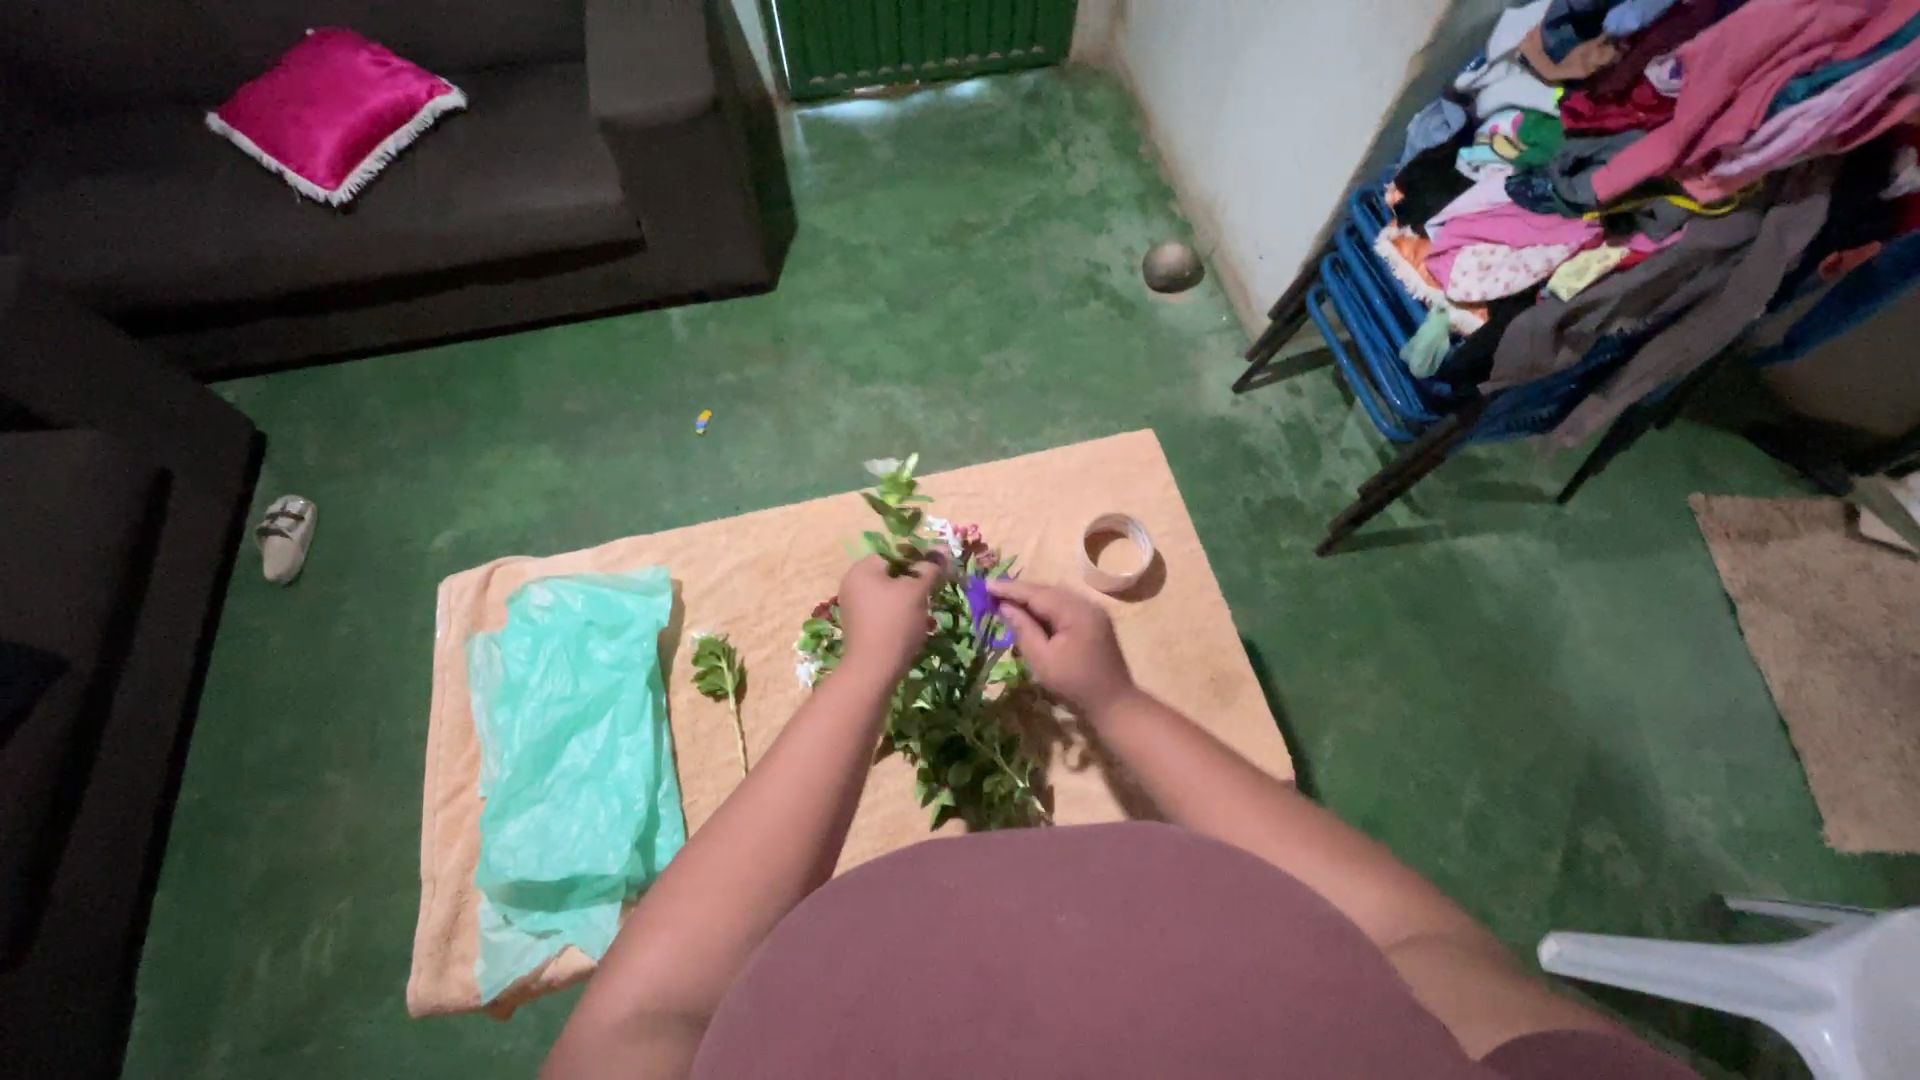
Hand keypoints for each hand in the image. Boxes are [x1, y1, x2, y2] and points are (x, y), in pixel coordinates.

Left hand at [835, 552, 947, 681]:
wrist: (875, 668)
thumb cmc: (895, 622)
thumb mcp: (916, 590)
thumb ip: (929, 567)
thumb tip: (942, 550)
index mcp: (861, 570)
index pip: (893, 552)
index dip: (917, 557)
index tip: (937, 568)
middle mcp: (852, 584)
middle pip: (890, 572)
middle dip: (914, 579)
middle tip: (934, 588)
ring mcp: (854, 606)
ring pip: (889, 592)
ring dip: (909, 596)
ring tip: (926, 607)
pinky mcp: (860, 625)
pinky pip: (883, 609)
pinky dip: (899, 611)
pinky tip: (914, 622)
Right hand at [988, 578, 1138, 715]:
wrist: (1113, 702)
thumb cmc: (1074, 684)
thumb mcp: (1042, 659)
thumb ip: (1023, 629)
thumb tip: (1005, 606)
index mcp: (1076, 611)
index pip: (1037, 593)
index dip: (1010, 589)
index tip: (986, 585)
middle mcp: (1087, 604)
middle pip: (1047, 591)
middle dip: (1019, 591)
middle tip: (992, 593)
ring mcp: (1093, 611)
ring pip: (1056, 597)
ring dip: (1031, 599)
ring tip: (1006, 600)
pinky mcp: (1093, 620)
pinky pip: (1064, 606)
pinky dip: (1045, 608)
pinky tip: (1029, 613)